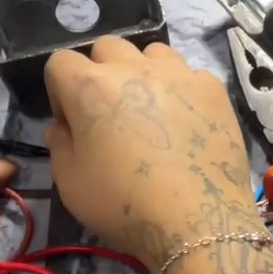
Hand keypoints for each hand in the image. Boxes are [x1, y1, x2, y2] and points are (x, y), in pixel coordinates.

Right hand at [43, 37, 260, 269]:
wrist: (198, 223)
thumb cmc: (126, 208)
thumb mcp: (73, 187)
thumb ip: (59, 148)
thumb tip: (60, 128)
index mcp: (90, 87)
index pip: (61, 64)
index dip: (61, 93)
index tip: (72, 124)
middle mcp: (133, 68)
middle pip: (108, 50)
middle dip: (102, 75)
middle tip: (113, 117)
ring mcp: (177, 75)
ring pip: (152, 54)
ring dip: (144, 74)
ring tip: (153, 113)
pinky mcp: (212, 91)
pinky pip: (191, 76)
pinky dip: (183, 92)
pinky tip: (187, 124)